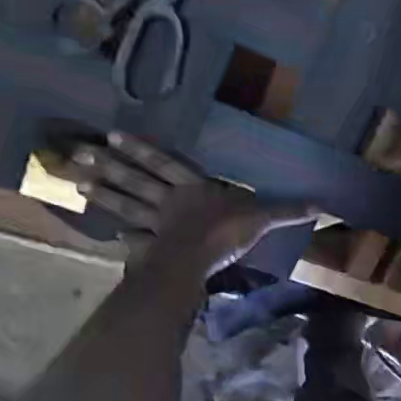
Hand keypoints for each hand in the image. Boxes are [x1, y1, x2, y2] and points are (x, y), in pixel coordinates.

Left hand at [74, 132, 315, 276]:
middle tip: (80, 154)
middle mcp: (169, 203)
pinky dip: (125, 240)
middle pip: (136, 181)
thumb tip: (323, 203)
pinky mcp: (153, 250)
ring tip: (77, 182)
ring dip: (104, 195)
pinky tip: (112, 237)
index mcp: (191, 189)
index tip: (113, 135)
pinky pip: (136, 242)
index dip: (140, 150)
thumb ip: (286, 209)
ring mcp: (157, 227)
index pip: (163, 163)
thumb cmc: (226, 234)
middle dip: (110, 167)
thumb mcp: (260, 218)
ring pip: (127, 205)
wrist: (199, 264)